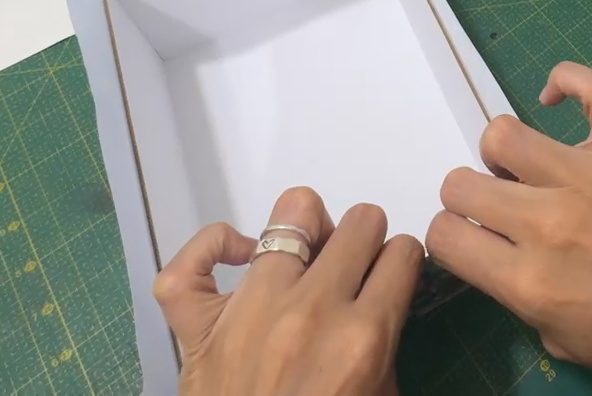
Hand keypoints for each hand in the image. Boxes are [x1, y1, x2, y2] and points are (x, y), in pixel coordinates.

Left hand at [154, 187, 422, 395]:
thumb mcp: (380, 394)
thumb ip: (385, 335)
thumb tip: (381, 283)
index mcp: (363, 336)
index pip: (403, 251)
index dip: (399, 266)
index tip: (386, 283)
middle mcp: (310, 311)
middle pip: (361, 220)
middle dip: (364, 243)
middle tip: (350, 275)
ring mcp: (249, 313)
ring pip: (292, 213)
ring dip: (307, 235)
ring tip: (303, 262)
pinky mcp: (197, 329)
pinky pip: (188, 266)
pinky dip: (213, 250)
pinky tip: (240, 258)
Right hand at [426, 63, 591, 388]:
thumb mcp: (565, 342)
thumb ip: (517, 295)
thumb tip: (496, 250)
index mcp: (530, 281)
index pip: (446, 235)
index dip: (452, 238)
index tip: (472, 239)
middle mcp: (548, 220)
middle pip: (461, 181)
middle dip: (469, 198)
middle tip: (500, 210)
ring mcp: (587, 174)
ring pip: (503, 134)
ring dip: (504, 154)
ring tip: (528, 170)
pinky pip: (591, 88)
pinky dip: (569, 82)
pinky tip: (558, 101)